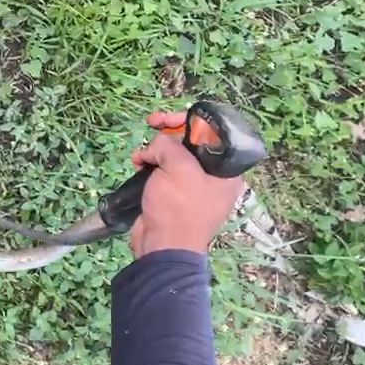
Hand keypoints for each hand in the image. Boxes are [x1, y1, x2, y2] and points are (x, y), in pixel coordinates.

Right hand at [128, 110, 245, 257]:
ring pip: (173, 153)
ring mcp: (192, 184)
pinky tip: (138, 164)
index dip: (189, 120)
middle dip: (169, 131)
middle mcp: (213, 175)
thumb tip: (157, 144)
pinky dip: (149, 162)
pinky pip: (162, 168)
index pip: (212, 133)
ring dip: (154, 148)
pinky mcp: (173, 192)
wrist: (164, 246)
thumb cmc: (179, 208)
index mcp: (226, 170)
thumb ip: (170, 145)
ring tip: (141, 156)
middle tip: (151, 123)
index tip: (167, 118)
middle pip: (191, 140)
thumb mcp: (178, 169)